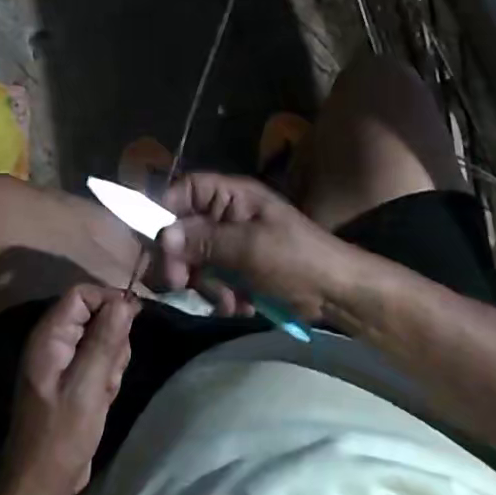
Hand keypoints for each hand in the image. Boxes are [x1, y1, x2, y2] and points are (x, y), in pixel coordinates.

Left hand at [0, 284, 137, 494]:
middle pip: (95, 315)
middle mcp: (54, 342)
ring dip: (111, 361)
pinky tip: (102, 399)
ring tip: (104, 390)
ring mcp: (62, 362)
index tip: (133, 320)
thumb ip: (105, 340)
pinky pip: (99, 362)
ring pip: (101, 339)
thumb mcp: (88, 386)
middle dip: (112, 338)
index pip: (82, 294)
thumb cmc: (61, 434)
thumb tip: (125, 300)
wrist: (42, 486)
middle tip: (111, 370)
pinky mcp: (72, 380)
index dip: (108, 300)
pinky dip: (106, 377)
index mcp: (49, 335)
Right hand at [154, 172, 362, 321]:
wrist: (337, 293)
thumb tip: (163, 235)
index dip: (166, 211)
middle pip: (183, 229)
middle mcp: (226, 214)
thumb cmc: (296, 259)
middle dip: (184, 260)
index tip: (158, 243)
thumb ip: (203, 241)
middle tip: (181, 283)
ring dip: (206, 284)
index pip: (184, 189)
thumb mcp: (248, 247)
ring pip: (195, 260)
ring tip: (227, 300)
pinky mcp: (238, 269)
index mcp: (231, 195)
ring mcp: (232, 242)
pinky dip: (221, 295)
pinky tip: (239, 305)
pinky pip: (212, 279)